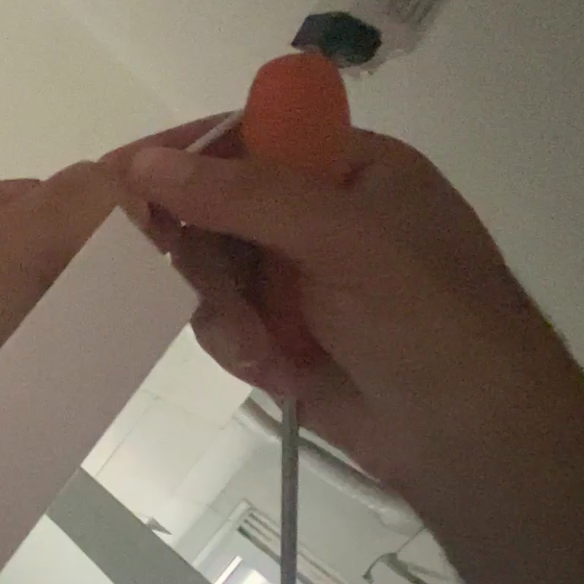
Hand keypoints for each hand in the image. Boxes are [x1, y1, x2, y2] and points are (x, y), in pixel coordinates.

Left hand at [0, 161, 129, 465]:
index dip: (107, 221)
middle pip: (36, 261)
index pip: (48, 199)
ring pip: (20, 318)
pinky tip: (64, 400)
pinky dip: (34, 376)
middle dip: (87, 288)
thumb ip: (67, 210)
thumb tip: (128, 181)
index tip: (164, 262)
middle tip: (140, 324)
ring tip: (109, 366)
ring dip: (63, 336)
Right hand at [119, 120, 583, 494]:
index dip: (178, 154)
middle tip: (201, 285)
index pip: (239, 139)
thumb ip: (244, 196)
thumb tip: (140, 162)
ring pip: (200, 267)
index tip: (114, 175)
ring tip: (259, 344)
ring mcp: (285, 272)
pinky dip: (231, 340)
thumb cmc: (429, 323)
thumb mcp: (344, 241)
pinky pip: (211, 314)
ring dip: (221, 308)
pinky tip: (269, 364)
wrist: (469, 444)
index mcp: (342, 168)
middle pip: (207, 208)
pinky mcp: (268, 323)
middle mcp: (308, 213)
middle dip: (203, 256)